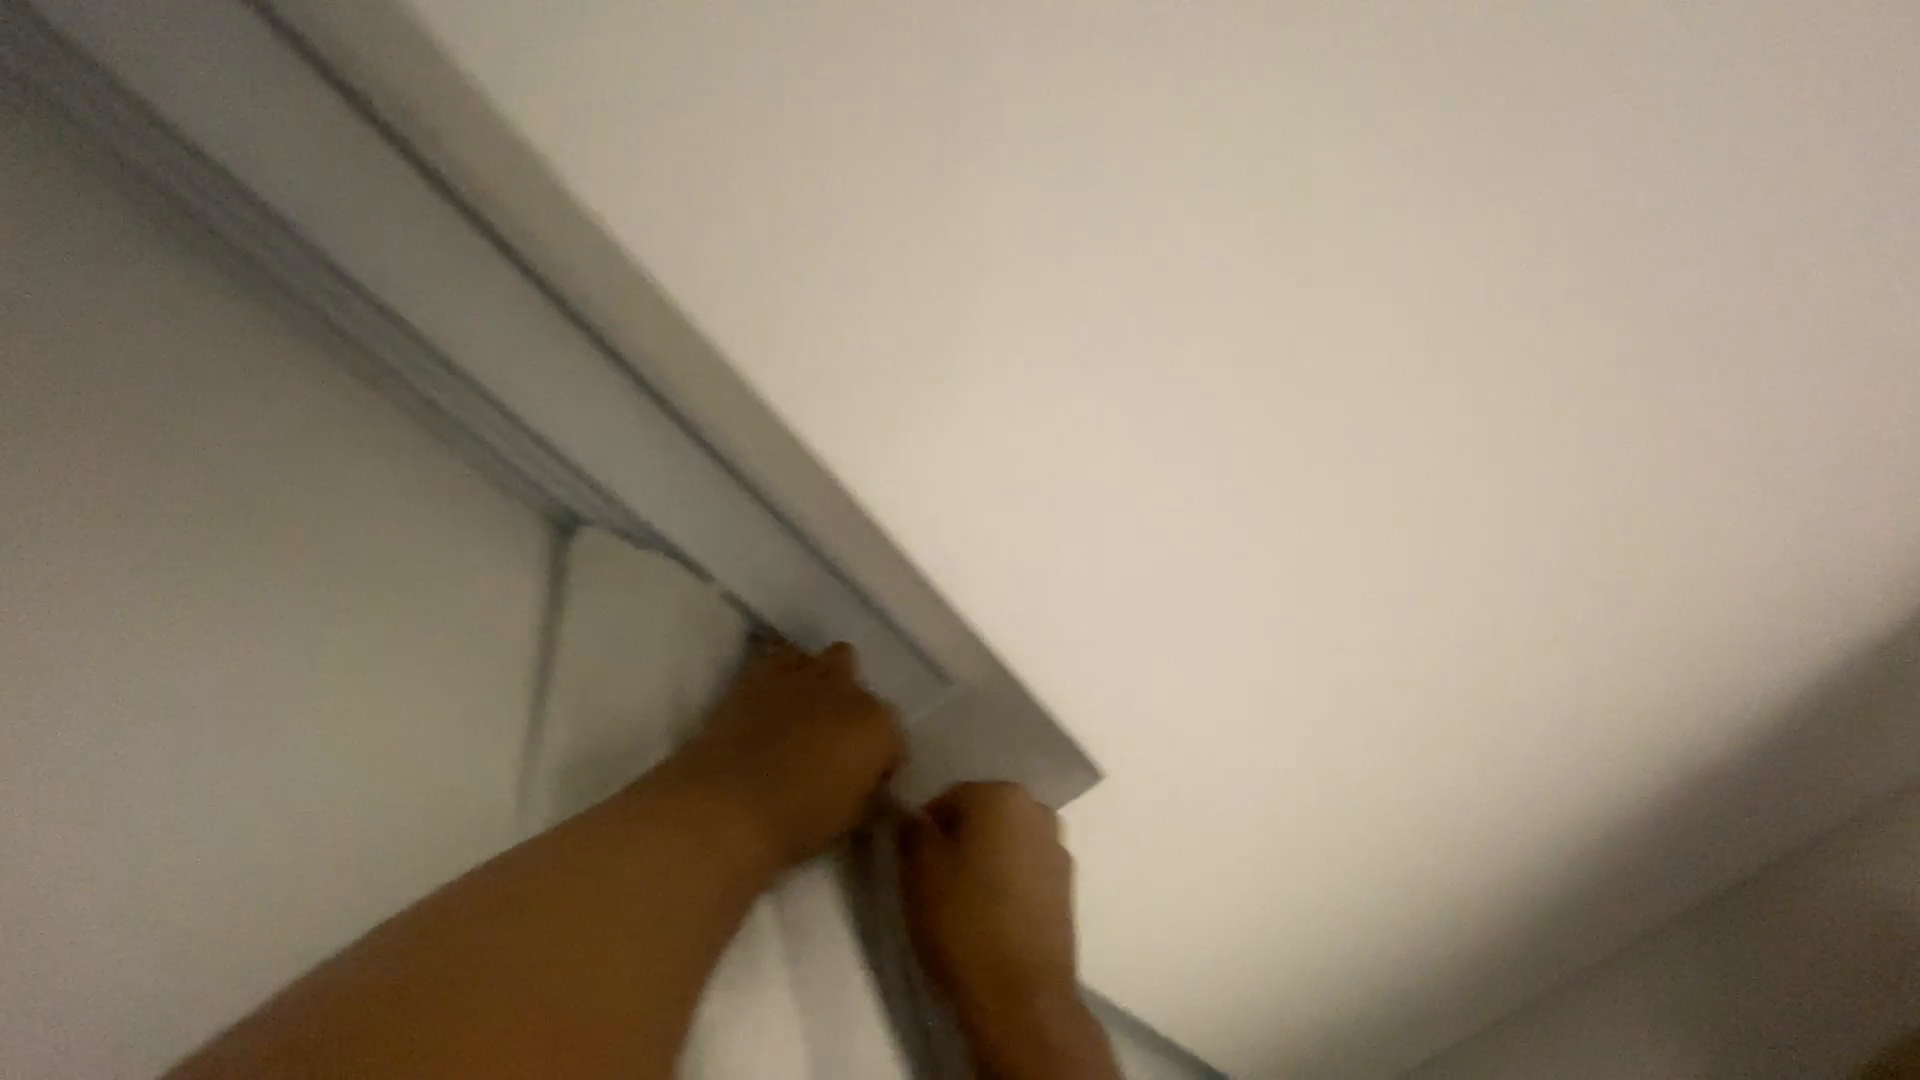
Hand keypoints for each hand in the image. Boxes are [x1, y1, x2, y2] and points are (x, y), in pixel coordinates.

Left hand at [664, 640, 903, 868]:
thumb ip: (866, 792)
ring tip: (806, 711)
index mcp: (880, 727)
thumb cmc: (798, 822)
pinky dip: (785, 675)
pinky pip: (784, 659)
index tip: (864, 781)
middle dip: (853, 710)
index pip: (895, 740)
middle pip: (863, 690)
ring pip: (830, 660)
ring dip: (825, 681)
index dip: (881, 762)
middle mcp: (849, 692)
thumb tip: (865, 785)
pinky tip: (773, 701)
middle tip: (834, 742)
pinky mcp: (762, 673)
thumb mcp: (850, 819)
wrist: (728, 806)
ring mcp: (806, 677)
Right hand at [901, 782, 1077, 1015]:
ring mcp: (1058, 848)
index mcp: (1002, 795)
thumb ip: (913, 830)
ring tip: (963, 901)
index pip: (950, 797)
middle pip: (983, 815)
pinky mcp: (1067, 886)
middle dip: (959, 839)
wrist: (1021, 996)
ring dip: (985, 860)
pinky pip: (1025, 870)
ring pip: (1006, 842)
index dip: (926, 828)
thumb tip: (916, 817)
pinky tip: (991, 915)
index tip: (913, 862)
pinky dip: (1007, 882)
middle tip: (935, 880)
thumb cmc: (963, 921)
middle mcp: (1037, 810)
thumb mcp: (918, 870)